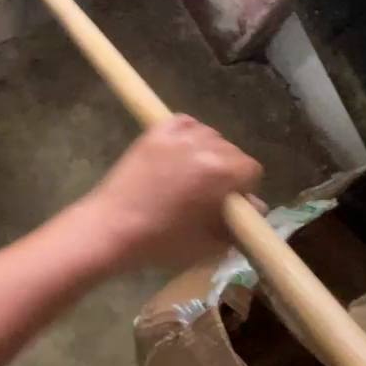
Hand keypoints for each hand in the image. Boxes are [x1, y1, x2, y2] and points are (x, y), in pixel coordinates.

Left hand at [63, 114, 263, 272]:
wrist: (112, 228)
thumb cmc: (162, 241)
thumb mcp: (209, 243)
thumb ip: (237, 224)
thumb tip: (253, 207)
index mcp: (221, 172)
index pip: (251, 169)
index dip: (244, 187)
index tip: (230, 203)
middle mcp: (202, 146)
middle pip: (231, 150)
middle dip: (227, 170)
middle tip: (210, 193)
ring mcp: (176, 136)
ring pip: (209, 135)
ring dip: (208, 151)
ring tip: (192, 173)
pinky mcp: (154, 133)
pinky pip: (183, 122)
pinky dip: (187, 133)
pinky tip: (180, 152)